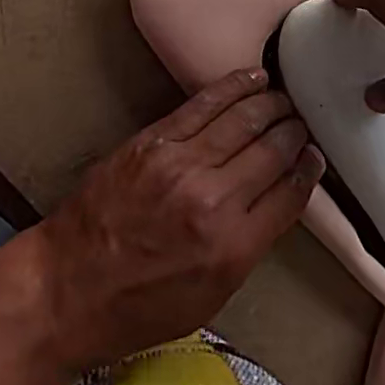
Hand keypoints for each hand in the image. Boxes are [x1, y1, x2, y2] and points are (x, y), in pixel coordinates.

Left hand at [22, 69, 324, 371]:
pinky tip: (252, 78)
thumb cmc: (141, 306)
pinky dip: (232, 87)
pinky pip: (202, 104)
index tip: (314, 156)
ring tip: (283, 97)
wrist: (69, 286)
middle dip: (293, 132)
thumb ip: (250, 243)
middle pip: (272, 150)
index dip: (309, 170)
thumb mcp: (213, 296)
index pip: (291, 193)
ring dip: (270, 104)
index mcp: (235, 246)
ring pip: (242, 120)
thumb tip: (276, 197)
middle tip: (301, 121)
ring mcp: (181, 164)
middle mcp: (214, 199)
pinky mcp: (153, 141)